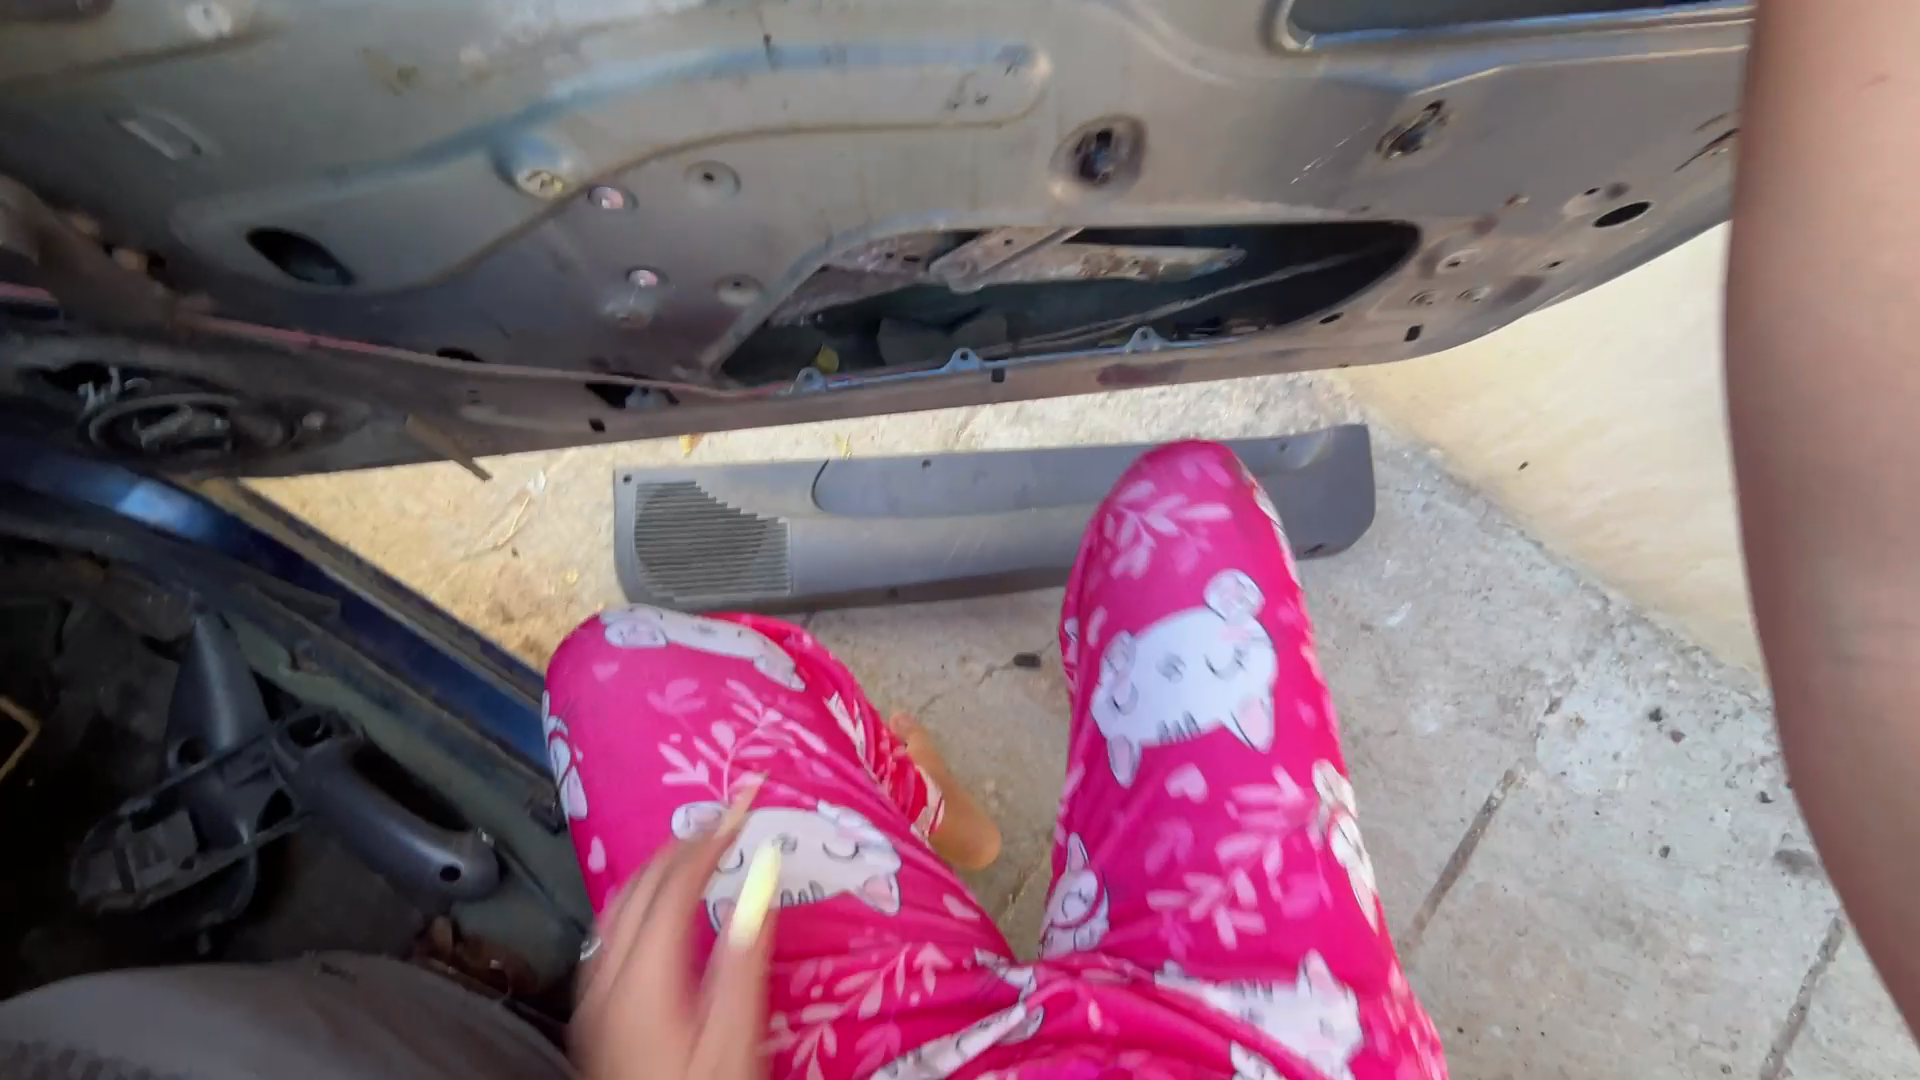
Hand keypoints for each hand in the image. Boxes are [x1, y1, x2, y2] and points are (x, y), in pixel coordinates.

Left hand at [571, 798, 779, 1079]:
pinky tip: (666, 896)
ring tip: (704, 843)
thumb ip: (745, 954)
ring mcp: (594, 995)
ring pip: (621, 901)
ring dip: (662, 862)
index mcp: (643, 980)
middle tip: (730, 816)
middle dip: (688, 839)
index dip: (711, 836)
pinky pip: (614, 927)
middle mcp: (607, 978)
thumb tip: (764, 876)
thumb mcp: (736, 1038)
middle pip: (642, 884)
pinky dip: (645, 893)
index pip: (675, 883)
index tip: (745, 804)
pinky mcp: (595, 1011)